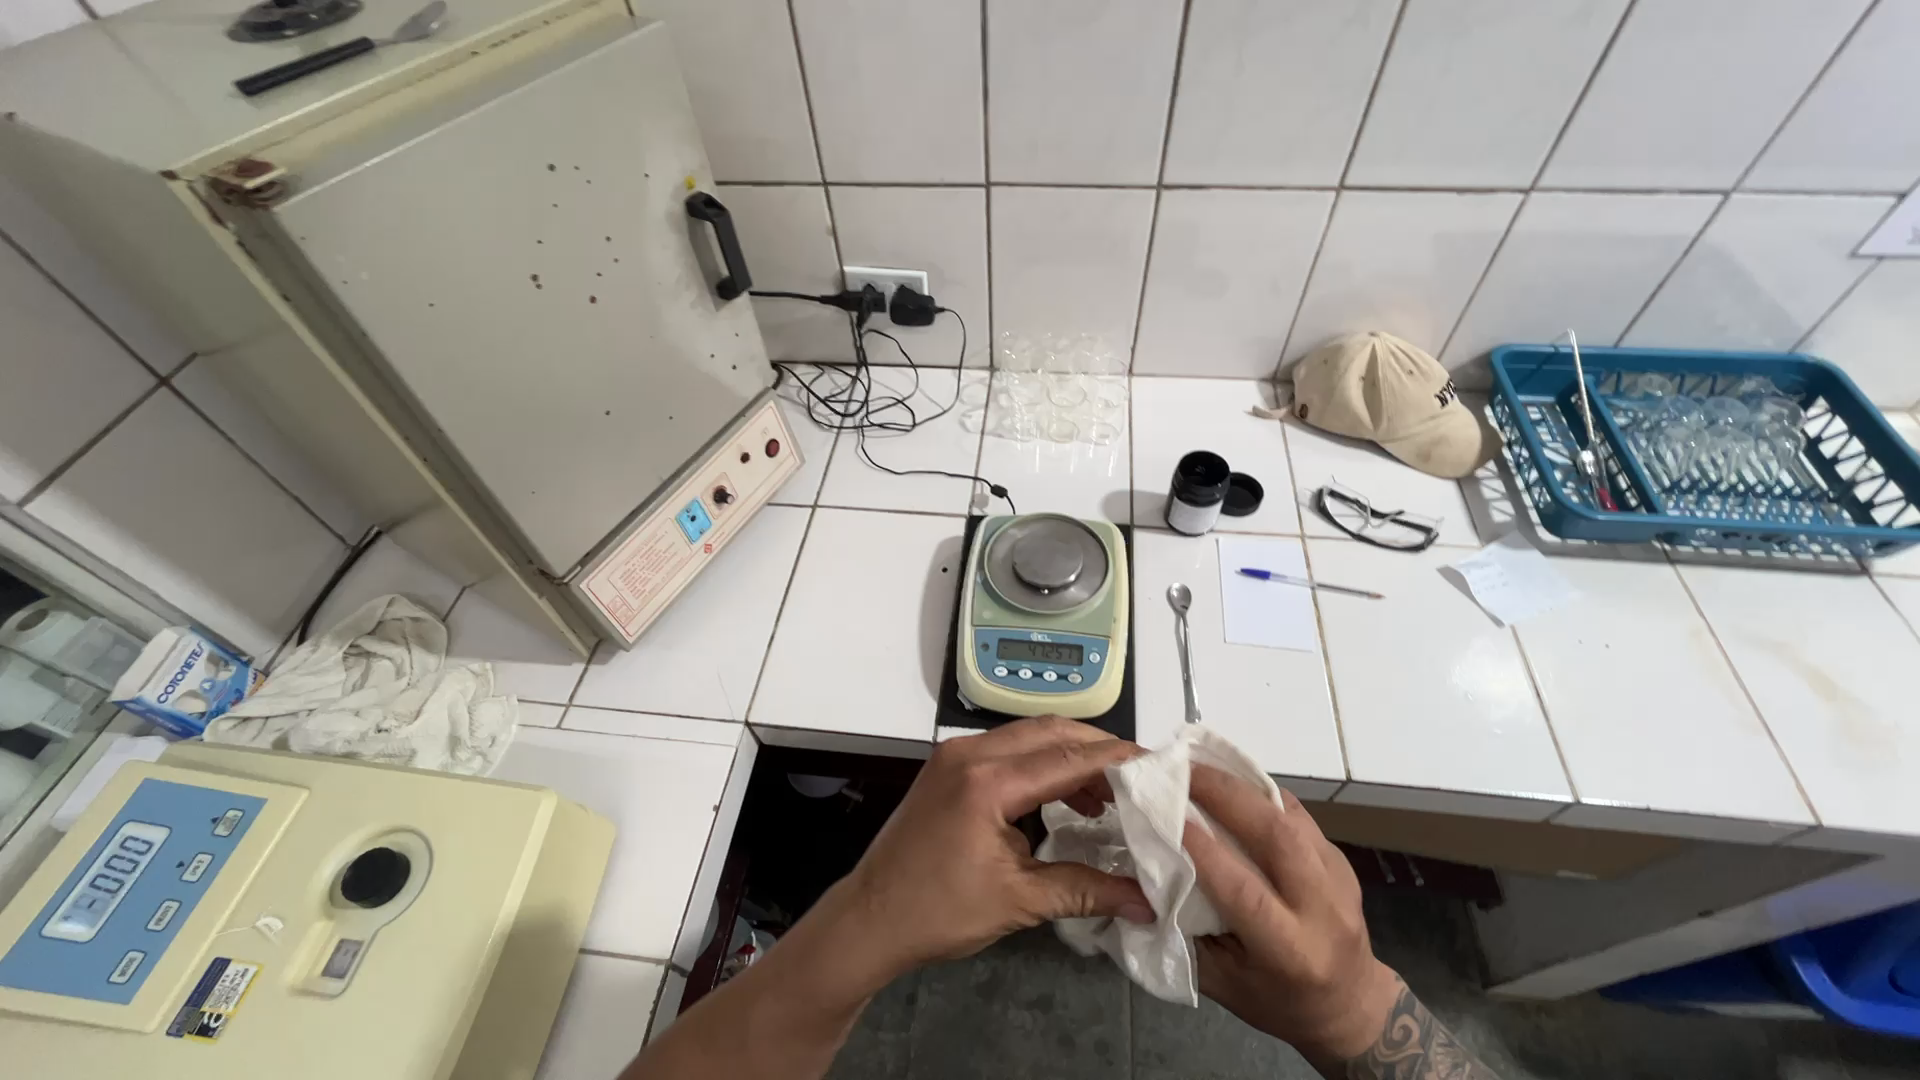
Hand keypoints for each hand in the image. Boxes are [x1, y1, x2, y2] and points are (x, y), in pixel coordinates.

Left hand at [815, 716, 1153, 990]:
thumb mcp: (1018, 901)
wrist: (870, 917)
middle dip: (1096, 748)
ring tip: (1105, 795)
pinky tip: (1062, 799)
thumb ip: (1085, 889)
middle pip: (1049, 731)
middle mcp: (970, 752)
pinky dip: (1040, 764)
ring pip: (1027, 736)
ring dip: (1069, 756)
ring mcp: (955, 755)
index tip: (1156, 766)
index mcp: (988, 781)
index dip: (1116, 759)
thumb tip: (1146, 902)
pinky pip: (1006, 750)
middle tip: (1136, 777)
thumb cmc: (939, 911)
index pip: (1067, 756)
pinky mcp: (948, 766)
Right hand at [1183, 765, 1402, 1066]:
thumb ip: (1184, 931)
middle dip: (1225, 794)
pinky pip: (1296, 813)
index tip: (1164, 813)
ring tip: (1200, 766)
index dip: (1202, 848)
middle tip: (1180, 771)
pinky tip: (1230, 782)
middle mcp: (1321, 908)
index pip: (1244, 889)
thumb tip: (1146, 876)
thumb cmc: (1275, 1000)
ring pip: (1289, 815)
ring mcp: (1338, 878)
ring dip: (1240, 784)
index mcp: (1291, 950)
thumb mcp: (1221, 982)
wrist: (1351, 1006)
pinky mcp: (1339, 857)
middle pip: (1276, 836)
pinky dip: (1258, 791)